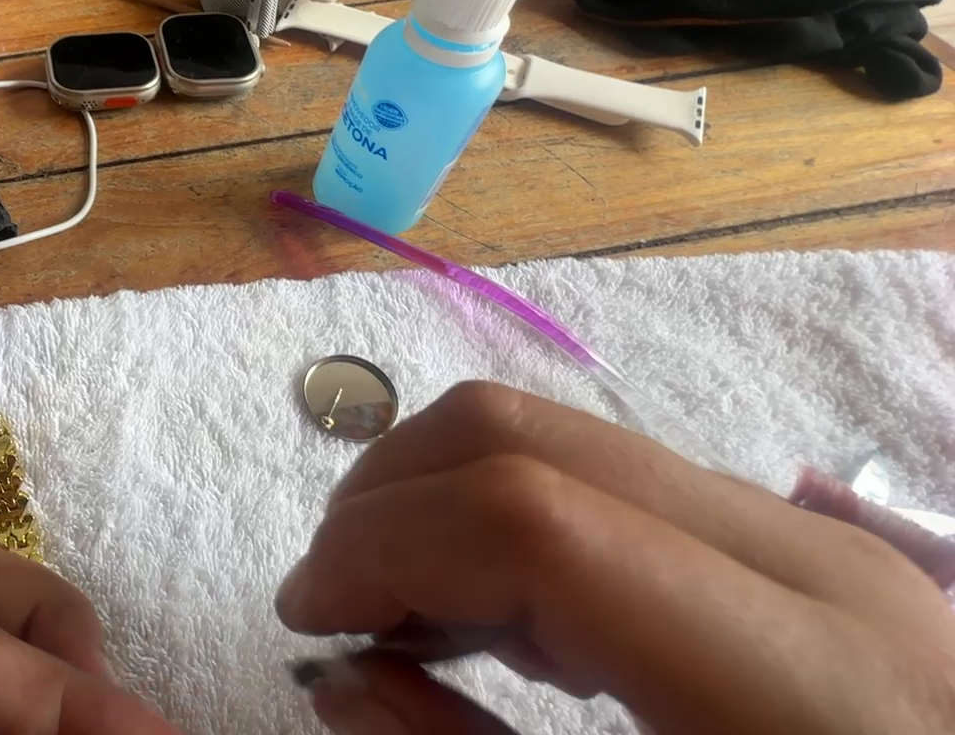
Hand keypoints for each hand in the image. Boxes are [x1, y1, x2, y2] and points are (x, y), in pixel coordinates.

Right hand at [276, 381, 954, 734]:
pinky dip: (478, 503)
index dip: (378, 550)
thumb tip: (340, 679)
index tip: (305, 618)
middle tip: (337, 595)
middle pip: (511, 434)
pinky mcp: (767, 527)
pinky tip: (487, 600)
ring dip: (418, 491)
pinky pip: (574, 463)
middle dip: (377, 500)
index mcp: (808, 685)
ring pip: (533, 426)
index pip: (527, 526)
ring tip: (398, 594)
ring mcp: (792, 525)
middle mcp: (807, 560)